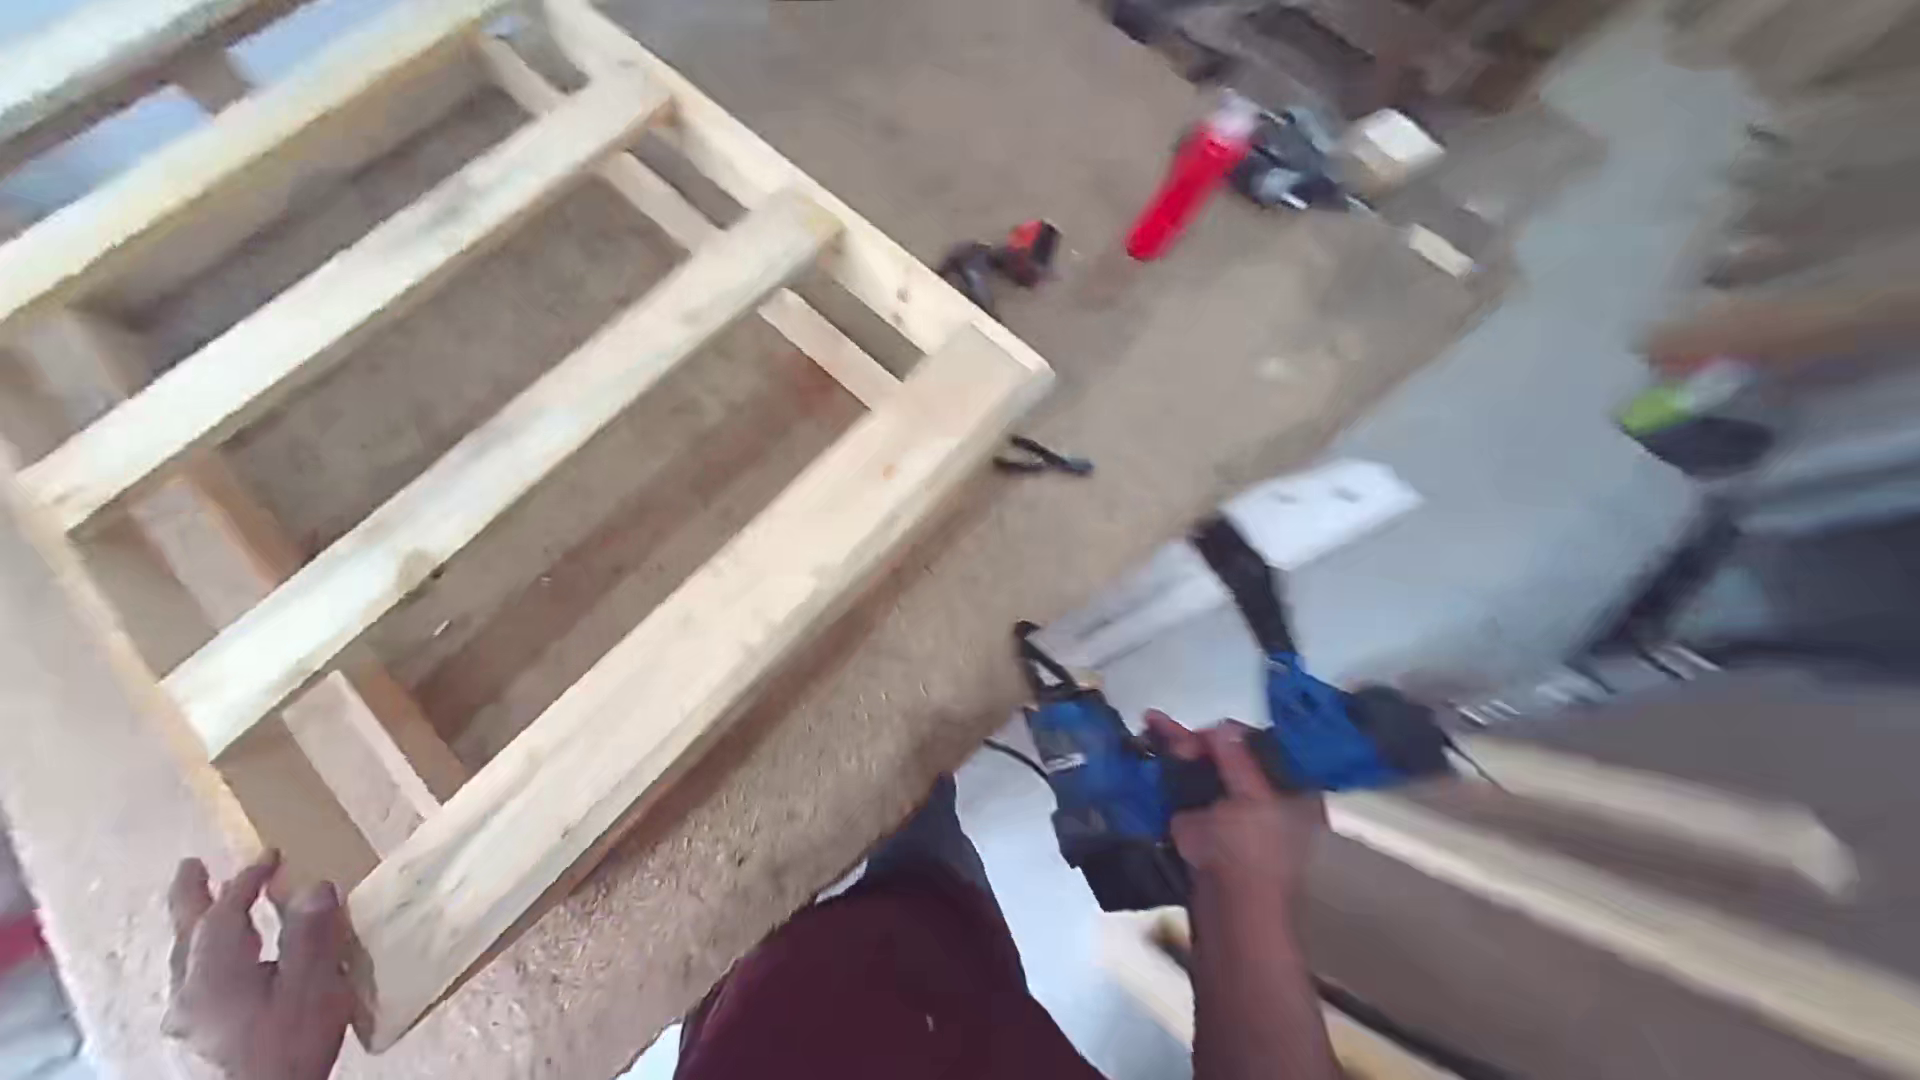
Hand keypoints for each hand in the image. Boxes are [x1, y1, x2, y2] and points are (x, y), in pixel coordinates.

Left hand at [164, 851, 352, 1079]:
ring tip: (209, 902)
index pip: (223, 917)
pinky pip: (198, 974)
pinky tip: (222, 956)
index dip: (245, 882)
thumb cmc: (296, 1033)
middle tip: (192, 866)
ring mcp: (193, 1013)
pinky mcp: (206, 1025)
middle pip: (188, 936)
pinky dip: (207, 949)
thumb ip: (311, 934)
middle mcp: (192, 992)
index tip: (272, 854)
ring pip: (188, 957)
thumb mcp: (315, 981)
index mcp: (216, 977)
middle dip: (192, 899)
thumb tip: (314, 886)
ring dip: (198, 923)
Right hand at [1144, 711, 1325, 904]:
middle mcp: (1259, 796)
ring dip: (1178, 743)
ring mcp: (1226, 810)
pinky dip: (1166, 766)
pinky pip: (1183, 785)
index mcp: (1288, 791)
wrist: (1229, 910)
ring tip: (1153, 721)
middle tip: (1176, 729)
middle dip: (1200, 739)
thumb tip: (1220, 728)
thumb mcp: (1252, 798)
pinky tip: (1150, 738)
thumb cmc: (1255, 852)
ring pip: (1202, 767)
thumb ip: (1235, 758)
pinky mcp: (1199, 821)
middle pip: (1229, 755)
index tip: (1213, 729)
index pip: (1264, 748)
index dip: (1237, 735)